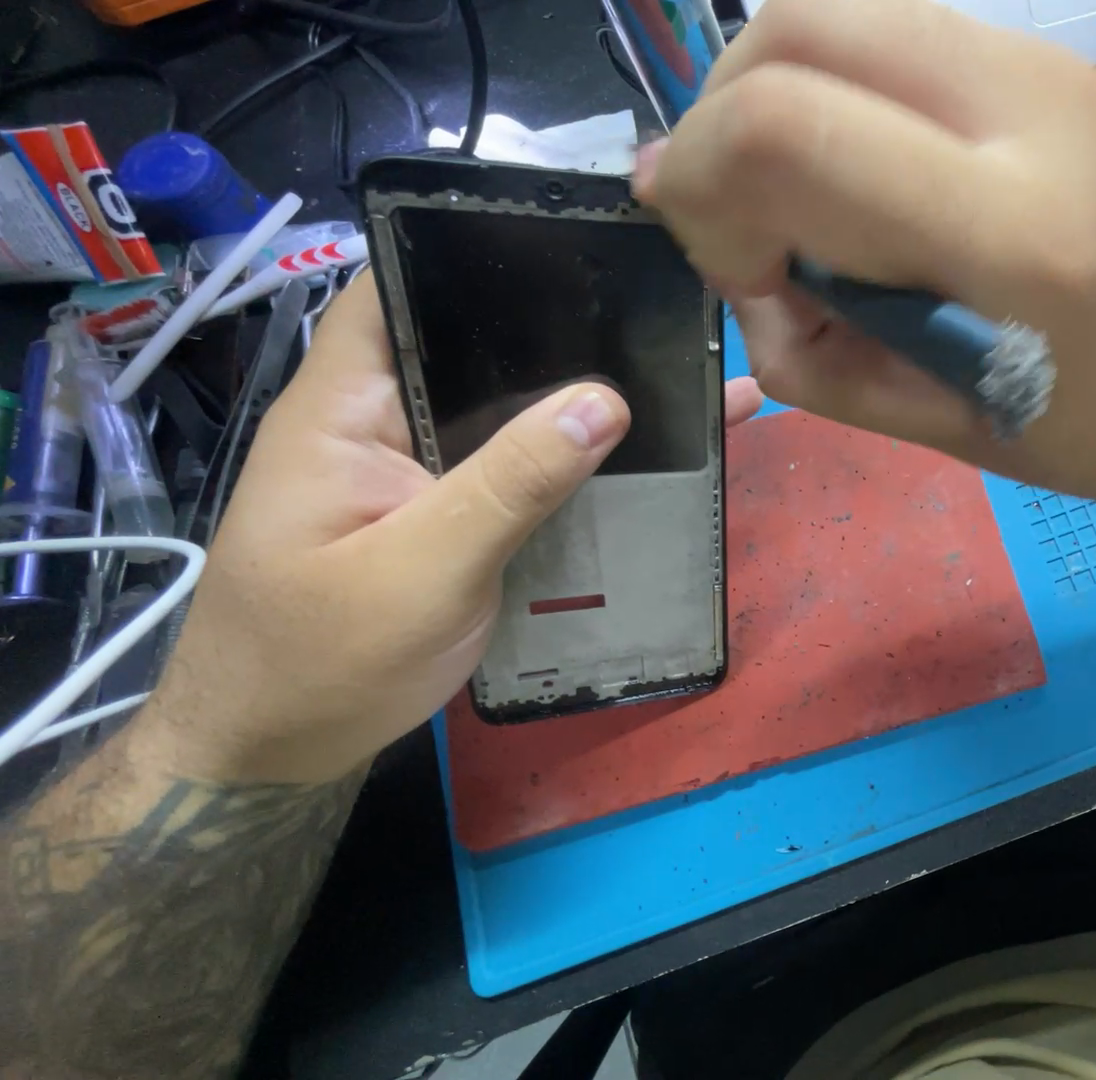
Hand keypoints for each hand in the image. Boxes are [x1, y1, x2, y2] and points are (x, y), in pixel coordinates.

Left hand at [141, 277, 764, 784]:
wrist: (286, 750)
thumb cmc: (324, 659)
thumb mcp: (421, 570)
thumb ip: (508, 484)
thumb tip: (605, 400)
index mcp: (347, 410)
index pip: (401, 295)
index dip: (475, 258)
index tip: (579, 251)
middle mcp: (392, 425)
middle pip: (481, 354)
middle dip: (570, 333)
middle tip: (667, 315)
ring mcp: (432, 473)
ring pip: (519, 416)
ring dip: (593, 400)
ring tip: (690, 376)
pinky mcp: (466, 515)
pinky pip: (535, 470)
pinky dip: (590, 459)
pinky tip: (657, 454)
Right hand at [636, 0, 1095, 512]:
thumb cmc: (1092, 439)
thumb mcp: (935, 430)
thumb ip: (811, 353)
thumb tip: (731, 264)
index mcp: (1017, 237)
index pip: (790, 128)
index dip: (704, 182)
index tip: (717, 256)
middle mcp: (1048, 118)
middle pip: (806, 23)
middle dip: (724, 118)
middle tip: (735, 213)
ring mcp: (1074, 75)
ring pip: (859, 11)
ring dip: (786, 94)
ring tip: (797, 196)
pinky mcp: (1082, 69)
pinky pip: (920, 40)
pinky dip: (856, 94)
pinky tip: (873, 172)